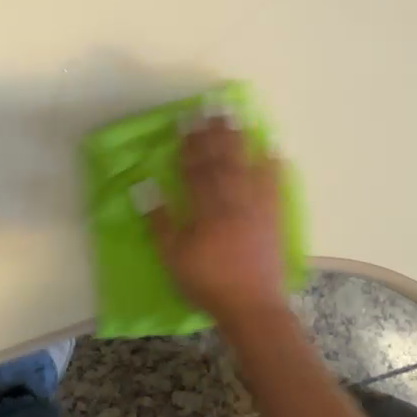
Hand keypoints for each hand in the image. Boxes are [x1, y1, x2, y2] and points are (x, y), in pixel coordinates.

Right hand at [147, 117, 288, 322]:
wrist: (252, 308)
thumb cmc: (207, 283)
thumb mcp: (172, 256)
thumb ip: (159, 220)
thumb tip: (143, 186)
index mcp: (205, 209)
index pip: (195, 169)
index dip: (189, 144)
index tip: (186, 121)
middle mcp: (232, 201)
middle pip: (222, 160)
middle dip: (215, 133)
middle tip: (212, 108)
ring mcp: (256, 208)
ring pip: (247, 166)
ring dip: (241, 140)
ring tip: (237, 117)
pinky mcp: (273, 218)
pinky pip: (274, 185)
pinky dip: (272, 166)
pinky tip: (271, 149)